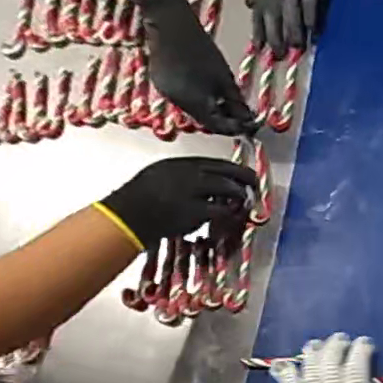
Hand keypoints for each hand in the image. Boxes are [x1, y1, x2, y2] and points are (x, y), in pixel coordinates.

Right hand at [96, 157, 255, 248]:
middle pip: (226, 172)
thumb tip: (199, 184)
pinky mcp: (194, 211)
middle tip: (254, 185)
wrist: (128, 214)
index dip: (233, 169)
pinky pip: (220, 211)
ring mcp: (193, 191)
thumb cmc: (138, 199)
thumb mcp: (159, 176)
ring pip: (227, 189)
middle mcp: (189, 173)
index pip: (215, 163)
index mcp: (181, 164)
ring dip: (239, 196)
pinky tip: (233, 218)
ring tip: (244, 203)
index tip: (243, 174)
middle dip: (244, 178)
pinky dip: (230, 215)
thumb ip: (180, 177)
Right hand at [134, 0, 256, 135]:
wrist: (171, 25)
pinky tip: (206, 94)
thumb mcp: (225, 77)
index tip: (247, 127)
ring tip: (224, 105)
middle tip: (238, 117)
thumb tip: (247, 119)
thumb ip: (236, 102)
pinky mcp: (162, 87)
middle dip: (223, 121)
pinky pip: (183, 101)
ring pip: (194, 112)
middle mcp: (180, 105)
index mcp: (197, 105)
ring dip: (210, 111)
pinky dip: (197, 101)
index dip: (234, 128)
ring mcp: (169, 96)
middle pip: (205, 121)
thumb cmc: (201, 49)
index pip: (217, 127)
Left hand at [246, 0, 342, 54]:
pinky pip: (311, 8)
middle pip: (274, 20)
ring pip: (292, 17)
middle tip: (282, 55)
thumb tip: (249, 4)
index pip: (258, 16)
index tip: (261, 51)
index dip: (259, 35)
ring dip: (295, 35)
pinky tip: (314, 35)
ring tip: (298, 49)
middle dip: (277, 40)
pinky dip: (312, 23)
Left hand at [271, 334, 382, 382]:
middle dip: (336, 346)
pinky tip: (283, 363)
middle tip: (341, 339)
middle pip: (332, 361)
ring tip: (316, 343)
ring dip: (313, 354)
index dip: (361, 349)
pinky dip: (286, 374)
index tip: (365, 342)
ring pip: (311, 369)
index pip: (357, 364)